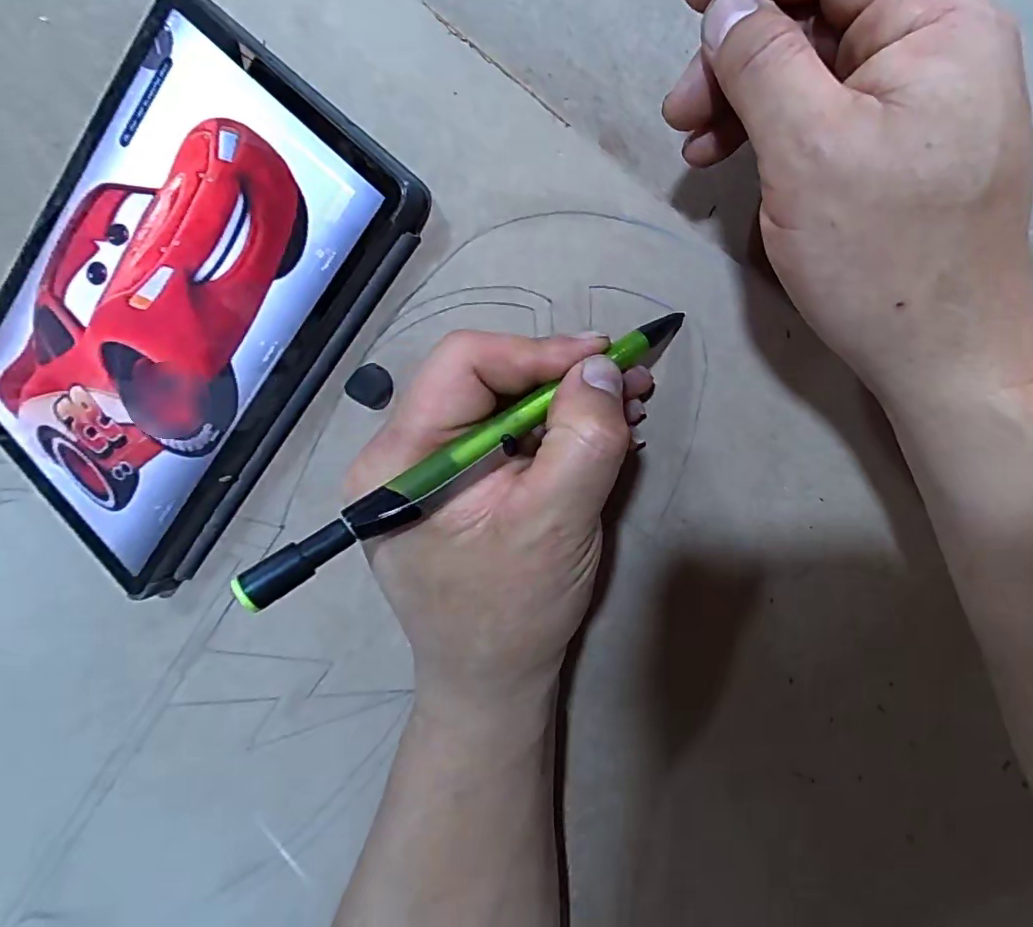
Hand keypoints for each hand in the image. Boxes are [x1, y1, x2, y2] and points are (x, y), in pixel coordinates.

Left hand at [347, 331, 652, 725]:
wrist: (493, 681)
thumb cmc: (514, 612)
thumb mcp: (558, 522)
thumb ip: (584, 439)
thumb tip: (603, 367)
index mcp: (403, 458)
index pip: (465, 363)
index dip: (540, 351)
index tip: (606, 359)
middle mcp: (406, 451)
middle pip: (487, 377)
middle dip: (564, 375)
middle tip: (629, 379)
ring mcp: (434, 466)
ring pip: (506, 400)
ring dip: (571, 398)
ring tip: (628, 402)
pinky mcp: (463, 480)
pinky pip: (512, 431)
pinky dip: (562, 425)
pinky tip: (603, 429)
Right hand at [662, 0, 1032, 405]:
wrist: (948, 362)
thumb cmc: (884, 258)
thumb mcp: (808, 148)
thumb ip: (761, 60)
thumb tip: (726, 8)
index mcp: (939, 24)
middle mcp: (942, 54)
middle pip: (823, 14)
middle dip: (740, 52)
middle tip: (680, 109)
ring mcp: (926, 112)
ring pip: (819, 73)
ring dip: (749, 99)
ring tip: (696, 147)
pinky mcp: (906, 160)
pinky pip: (833, 121)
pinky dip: (780, 135)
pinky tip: (736, 165)